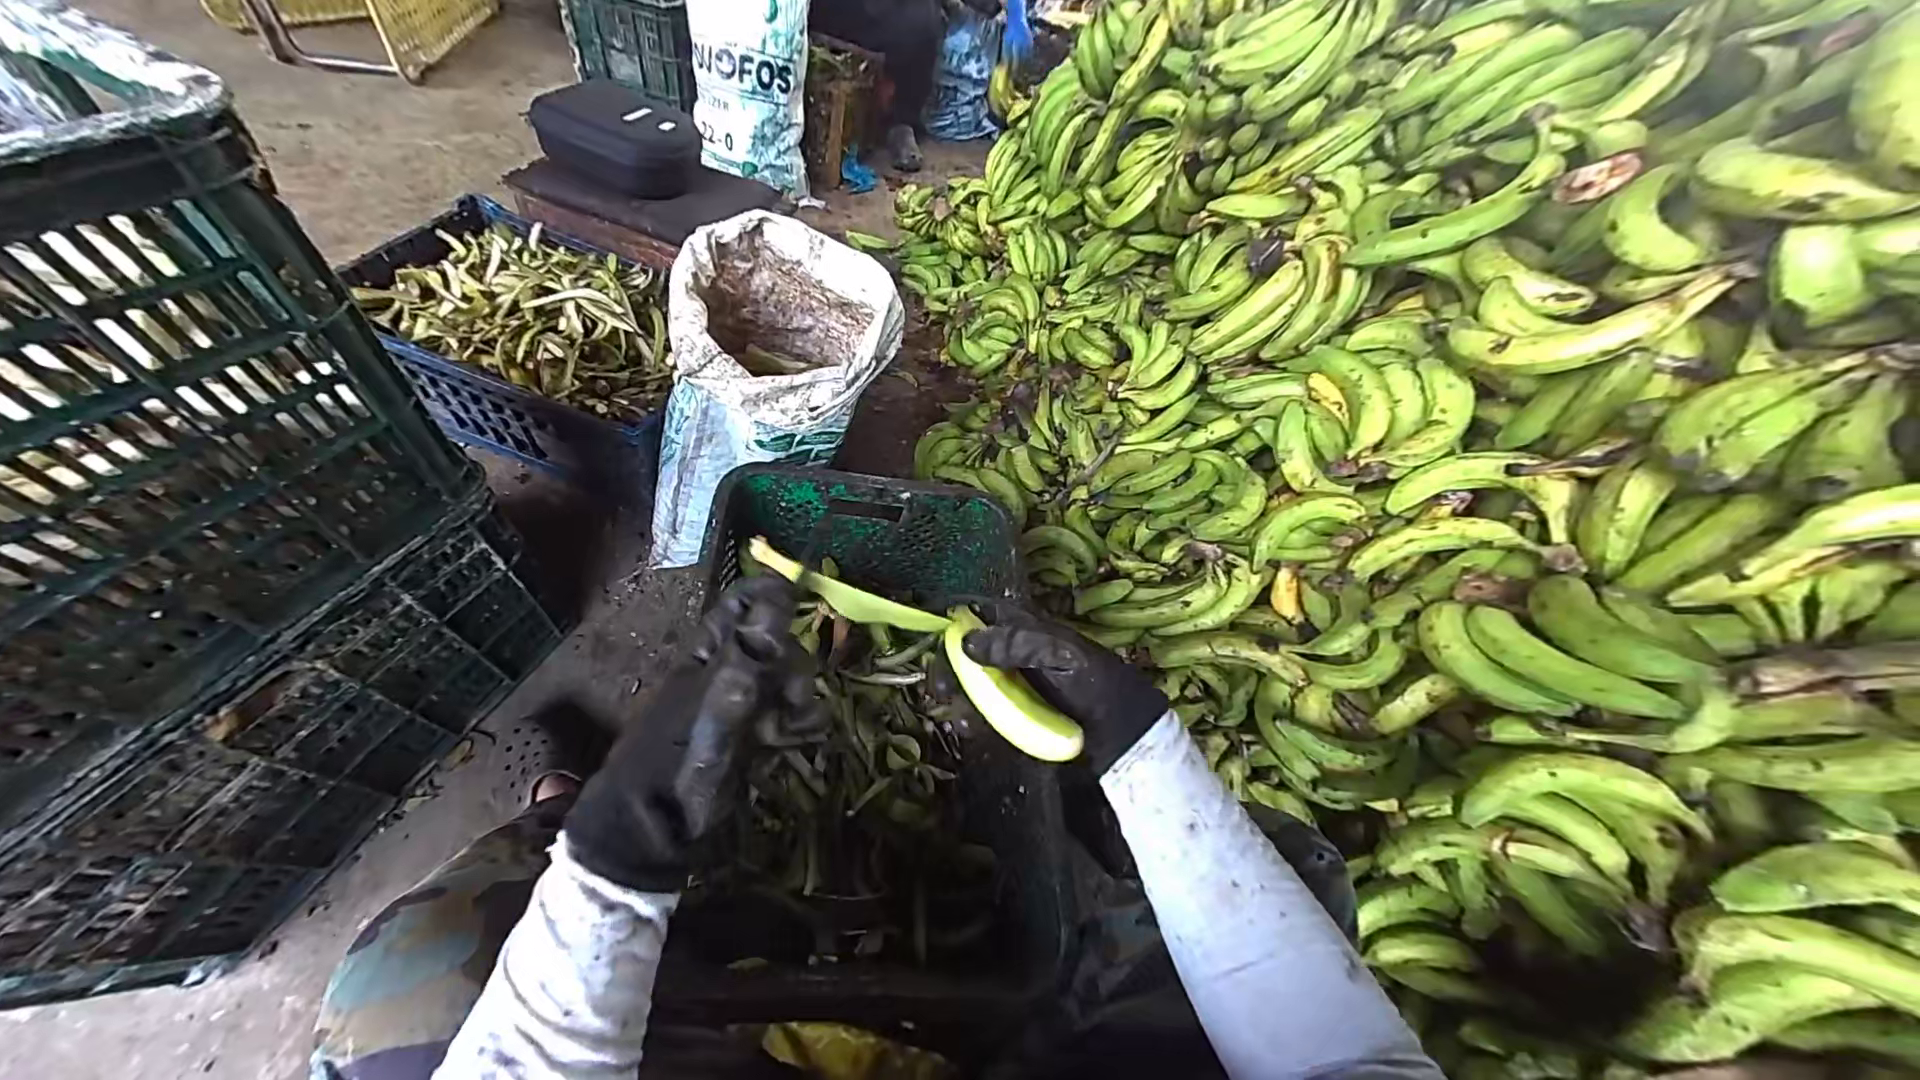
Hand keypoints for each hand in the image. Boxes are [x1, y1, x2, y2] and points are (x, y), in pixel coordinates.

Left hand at [564, 577, 824, 891]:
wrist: (651, 833)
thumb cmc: (675, 764)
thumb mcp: (714, 708)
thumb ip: (748, 657)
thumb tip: (777, 600)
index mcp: (709, 658)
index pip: (740, 608)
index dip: (769, 594)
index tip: (801, 595)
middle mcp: (728, 675)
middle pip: (776, 647)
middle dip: (794, 665)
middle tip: (794, 695)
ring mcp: (742, 705)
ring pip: (788, 683)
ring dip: (801, 700)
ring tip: (793, 728)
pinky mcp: (755, 736)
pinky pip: (791, 717)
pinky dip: (802, 724)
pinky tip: (798, 740)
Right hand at [956, 606, 1168, 773]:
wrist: (1119, 733)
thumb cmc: (1093, 683)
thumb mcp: (1058, 656)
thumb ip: (1015, 645)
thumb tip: (966, 640)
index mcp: (1020, 627)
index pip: (975, 612)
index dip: (951, 620)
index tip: (928, 634)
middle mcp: (1008, 651)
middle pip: (962, 650)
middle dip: (947, 667)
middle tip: (940, 691)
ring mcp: (1008, 683)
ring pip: (967, 682)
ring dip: (957, 697)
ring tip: (962, 716)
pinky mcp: (1009, 712)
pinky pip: (979, 710)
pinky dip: (970, 718)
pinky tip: (971, 727)